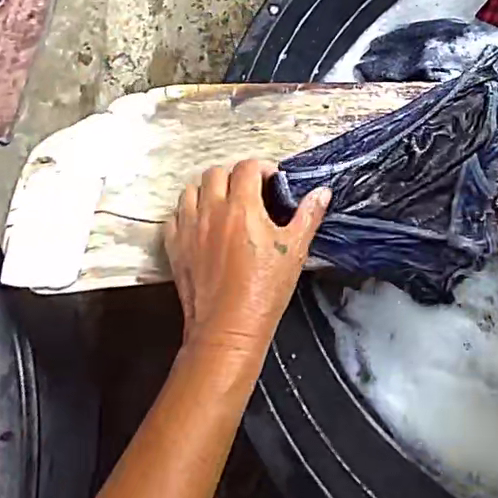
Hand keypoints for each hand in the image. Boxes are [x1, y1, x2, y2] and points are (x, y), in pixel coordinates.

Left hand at [164, 159, 329, 356]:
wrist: (227, 330)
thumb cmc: (264, 290)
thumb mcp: (295, 250)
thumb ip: (309, 215)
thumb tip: (322, 192)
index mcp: (242, 207)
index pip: (247, 167)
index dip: (263, 168)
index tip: (273, 181)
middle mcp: (212, 211)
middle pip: (216, 172)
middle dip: (235, 175)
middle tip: (250, 191)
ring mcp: (189, 229)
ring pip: (191, 190)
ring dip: (208, 190)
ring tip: (224, 203)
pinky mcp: (175, 248)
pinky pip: (174, 217)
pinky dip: (187, 213)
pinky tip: (201, 225)